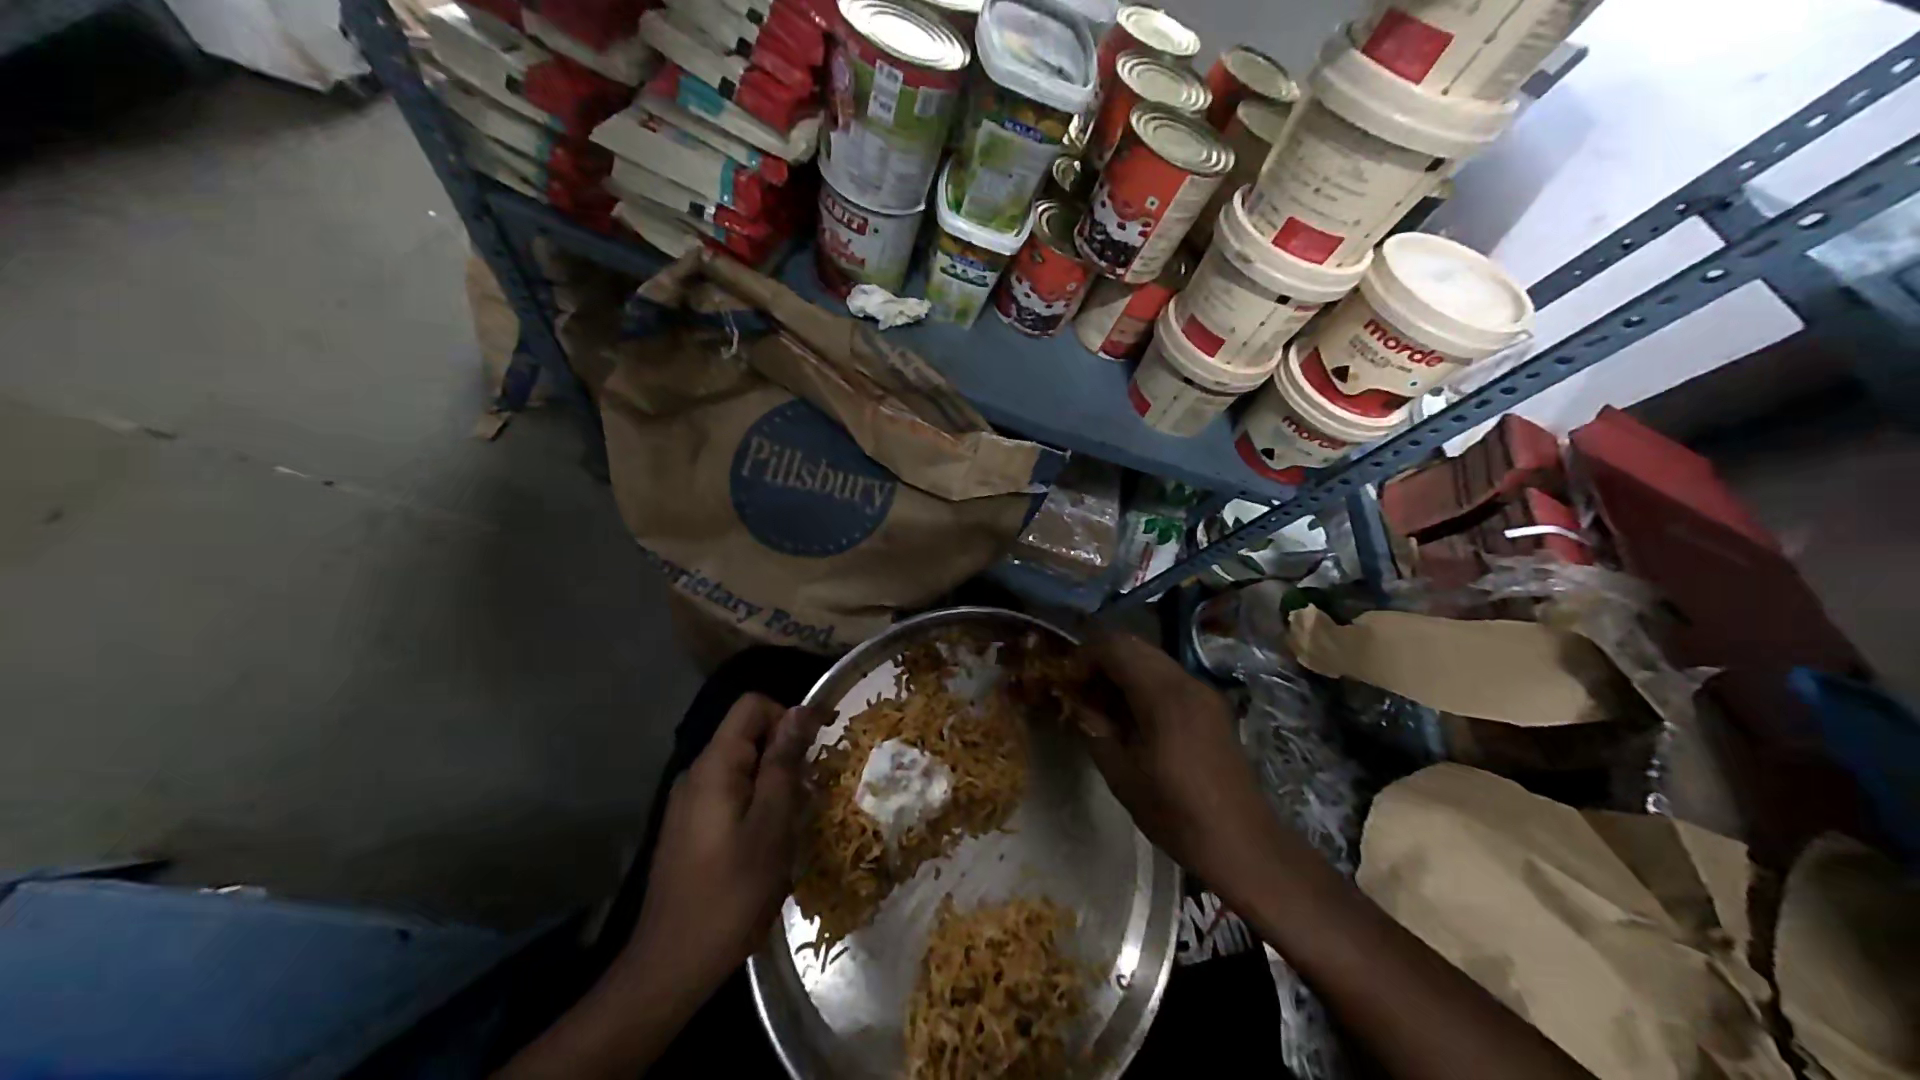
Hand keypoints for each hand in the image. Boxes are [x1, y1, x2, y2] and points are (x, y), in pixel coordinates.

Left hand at [624, 693, 824, 993]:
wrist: (673, 964)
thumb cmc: (732, 893)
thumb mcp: (772, 824)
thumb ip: (785, 763)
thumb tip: (801, 710)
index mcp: (714, 766)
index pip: (752, 706)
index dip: (788, 716)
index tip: (818, 749)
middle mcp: (695, 774)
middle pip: (747, 735)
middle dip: (785, 754)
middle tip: (810, 796)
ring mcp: (688, 803)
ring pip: (741, 767)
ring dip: (774, 782)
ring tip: (793, 823)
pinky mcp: (688, 828)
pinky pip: (729, 794)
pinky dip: (756, 803)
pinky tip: (768, 843)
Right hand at [1075, 632, 1287, 903]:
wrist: (1242, 842)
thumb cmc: (1176, 813)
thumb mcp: (1122, 775)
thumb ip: (1096, 729)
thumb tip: (1078, 703)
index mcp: (1164, 695)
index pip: (1116, 647)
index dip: (1085, 656)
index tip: (1068, 683)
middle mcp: (1187, 682)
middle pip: (1135, 646)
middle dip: (1102, 660)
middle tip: (1082, 692)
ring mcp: (1204, 692)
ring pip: (1153, 660)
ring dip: (1124, 671)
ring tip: (1104, 706)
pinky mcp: (1213, 706)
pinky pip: (1170, 678)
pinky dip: (1144, 684)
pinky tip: (1133, 717)